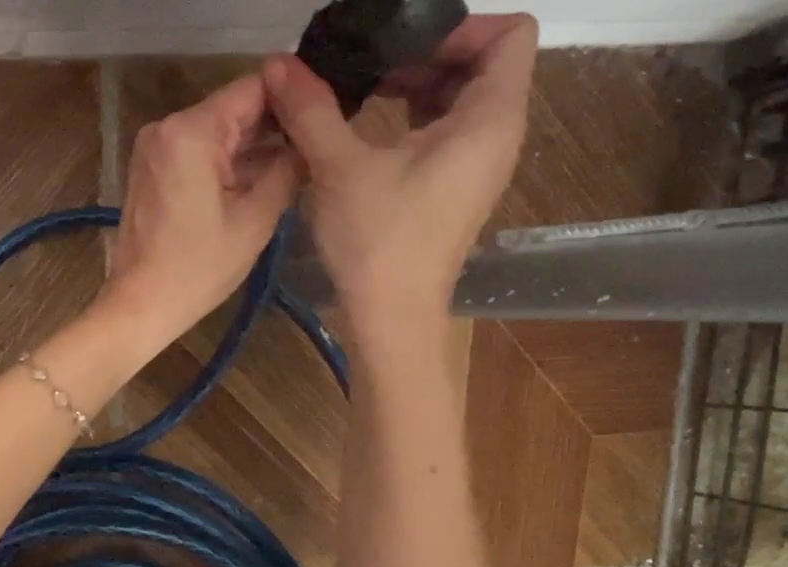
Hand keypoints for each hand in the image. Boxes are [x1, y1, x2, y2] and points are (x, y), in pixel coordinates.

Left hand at [100, 74, 300, 350]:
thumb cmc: (197, 269)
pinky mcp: (151, 170)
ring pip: (217, 133)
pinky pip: (197, 153)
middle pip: (234, 109)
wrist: (140, 307)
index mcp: (191, 130)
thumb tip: (311, 140)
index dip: (294, 98)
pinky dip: (225, 164)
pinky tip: (256, 184)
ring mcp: (154, 148)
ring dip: (251, 149)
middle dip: (273, 127)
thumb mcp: (255, 220)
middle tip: (315, 146)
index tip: (323, 117)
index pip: (255, 87)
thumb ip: (288, 169)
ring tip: (294, 167)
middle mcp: (167, 126)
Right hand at [261, 15, 538, 319]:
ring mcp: (478, 166)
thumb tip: (278, 64)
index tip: (401, 44)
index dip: (459, 27)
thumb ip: (313, 110)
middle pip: (484, 63)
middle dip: (428, 53)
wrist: (391, 317)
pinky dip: (415, 118)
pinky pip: (447, 132)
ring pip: (463, 99)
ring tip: (365, 91)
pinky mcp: (455, 189)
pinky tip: (369, 131)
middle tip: (371, 63)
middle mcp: (496, 136)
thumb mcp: (341, 169)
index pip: (509, 34)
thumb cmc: (379, 242)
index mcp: (489, 119)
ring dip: (417, 86)